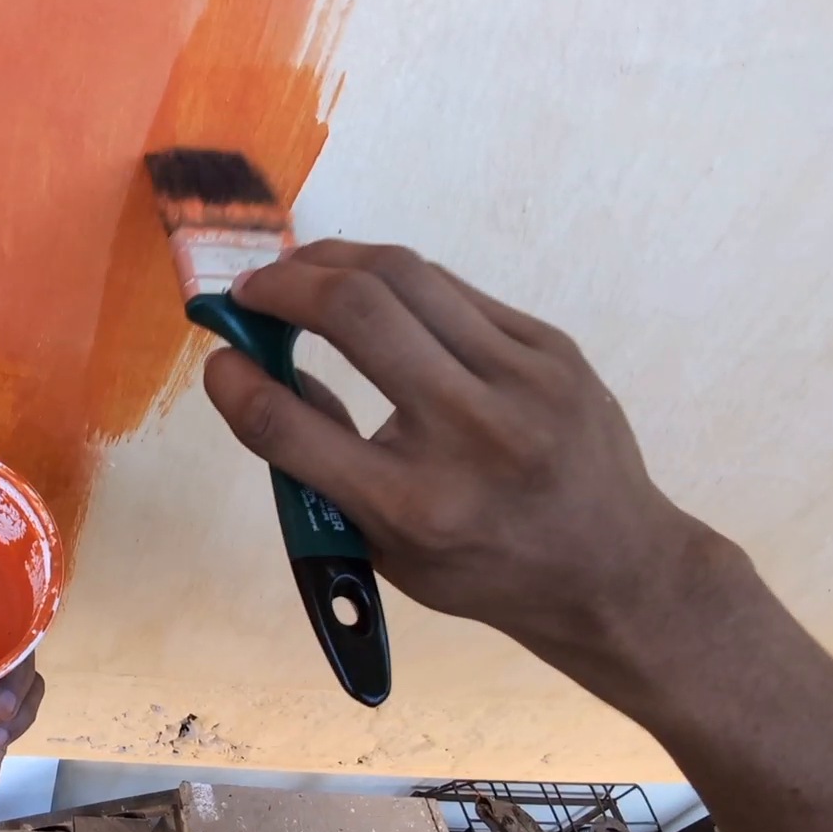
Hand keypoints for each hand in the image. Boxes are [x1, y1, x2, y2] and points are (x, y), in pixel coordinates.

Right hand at [201, 239, 735, 674]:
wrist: (616, 570)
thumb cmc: (475, 567)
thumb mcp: (375, 541)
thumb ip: (310, 458)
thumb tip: (251, 369)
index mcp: (409, 505)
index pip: (290, 426)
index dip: (236, 382)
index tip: (216, 357)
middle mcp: (470, 433)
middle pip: (356, 314)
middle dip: (283, 285)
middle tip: (247, 289)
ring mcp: (523, 377)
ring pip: (403, 276)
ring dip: (328, 261)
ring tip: (293, 271)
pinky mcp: (549, 345)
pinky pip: (445, 287)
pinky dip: (383, 278)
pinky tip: (359, 287)